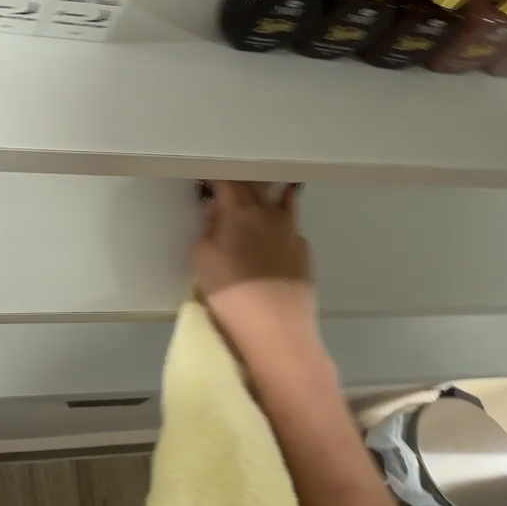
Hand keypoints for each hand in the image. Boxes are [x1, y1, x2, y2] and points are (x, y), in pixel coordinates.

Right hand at [193, 182, 325, 382]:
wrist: (276, 330)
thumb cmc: (230, 293)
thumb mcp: (202, 259)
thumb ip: (208, 227)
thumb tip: (215, 209)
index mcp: (240, 210)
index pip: (226, 179)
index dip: (214, 175)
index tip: (205, 177)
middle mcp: (269, 212)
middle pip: (253, 185)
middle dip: (238, 182)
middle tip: (225, 184)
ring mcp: (292, 230)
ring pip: (279, 200)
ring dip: (264, 194)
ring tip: (256, 195)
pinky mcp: (304, 251)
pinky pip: (289, 225)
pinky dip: (278, 221)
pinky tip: (272, 233)